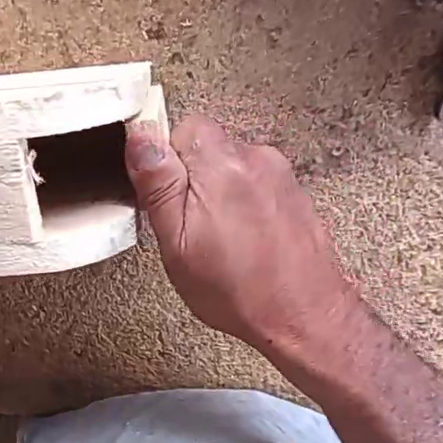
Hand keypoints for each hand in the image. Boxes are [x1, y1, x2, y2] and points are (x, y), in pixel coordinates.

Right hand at [124, 114, 365, 357]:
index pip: (181, 127)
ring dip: (216, 192)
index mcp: (221, 166)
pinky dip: (241, 204)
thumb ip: (158, 184)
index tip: (164, 197)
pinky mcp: (292, 192)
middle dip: (189, 178)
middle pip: (206, 145)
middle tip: (187, 225)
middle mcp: (255, 159)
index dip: (163, 162)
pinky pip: (252, 183)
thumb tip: (140, 138)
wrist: (302, 315)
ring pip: (229, 166)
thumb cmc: (238, 289)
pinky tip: (240, 239)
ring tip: (216, 238)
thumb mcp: (176, 242)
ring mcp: (279, 174)